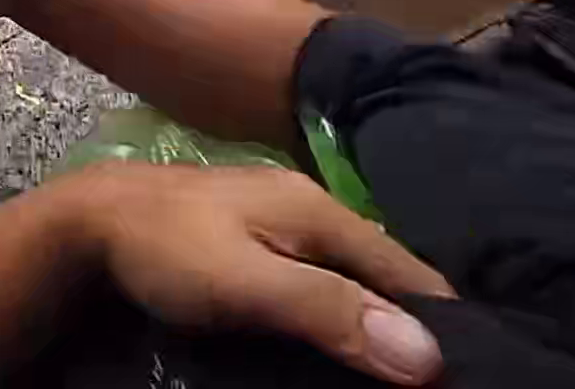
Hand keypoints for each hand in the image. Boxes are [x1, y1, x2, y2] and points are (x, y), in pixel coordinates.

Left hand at [52, 163, 451, 385]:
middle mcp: (304, 204)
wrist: (97, 217)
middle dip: (412, 328)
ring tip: (398, 380)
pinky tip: (341, 345)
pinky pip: (316, 276)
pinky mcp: (254, 236)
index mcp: (314, 207)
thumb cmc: (169, 245)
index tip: (477, 386)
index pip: (409, 272)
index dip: (446, 329)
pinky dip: (337, 310)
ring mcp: (276, 217)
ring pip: (349, 276)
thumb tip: (430, 353)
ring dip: (374, 323)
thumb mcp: (244, 280)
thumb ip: (325, 306)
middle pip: (383, 273)